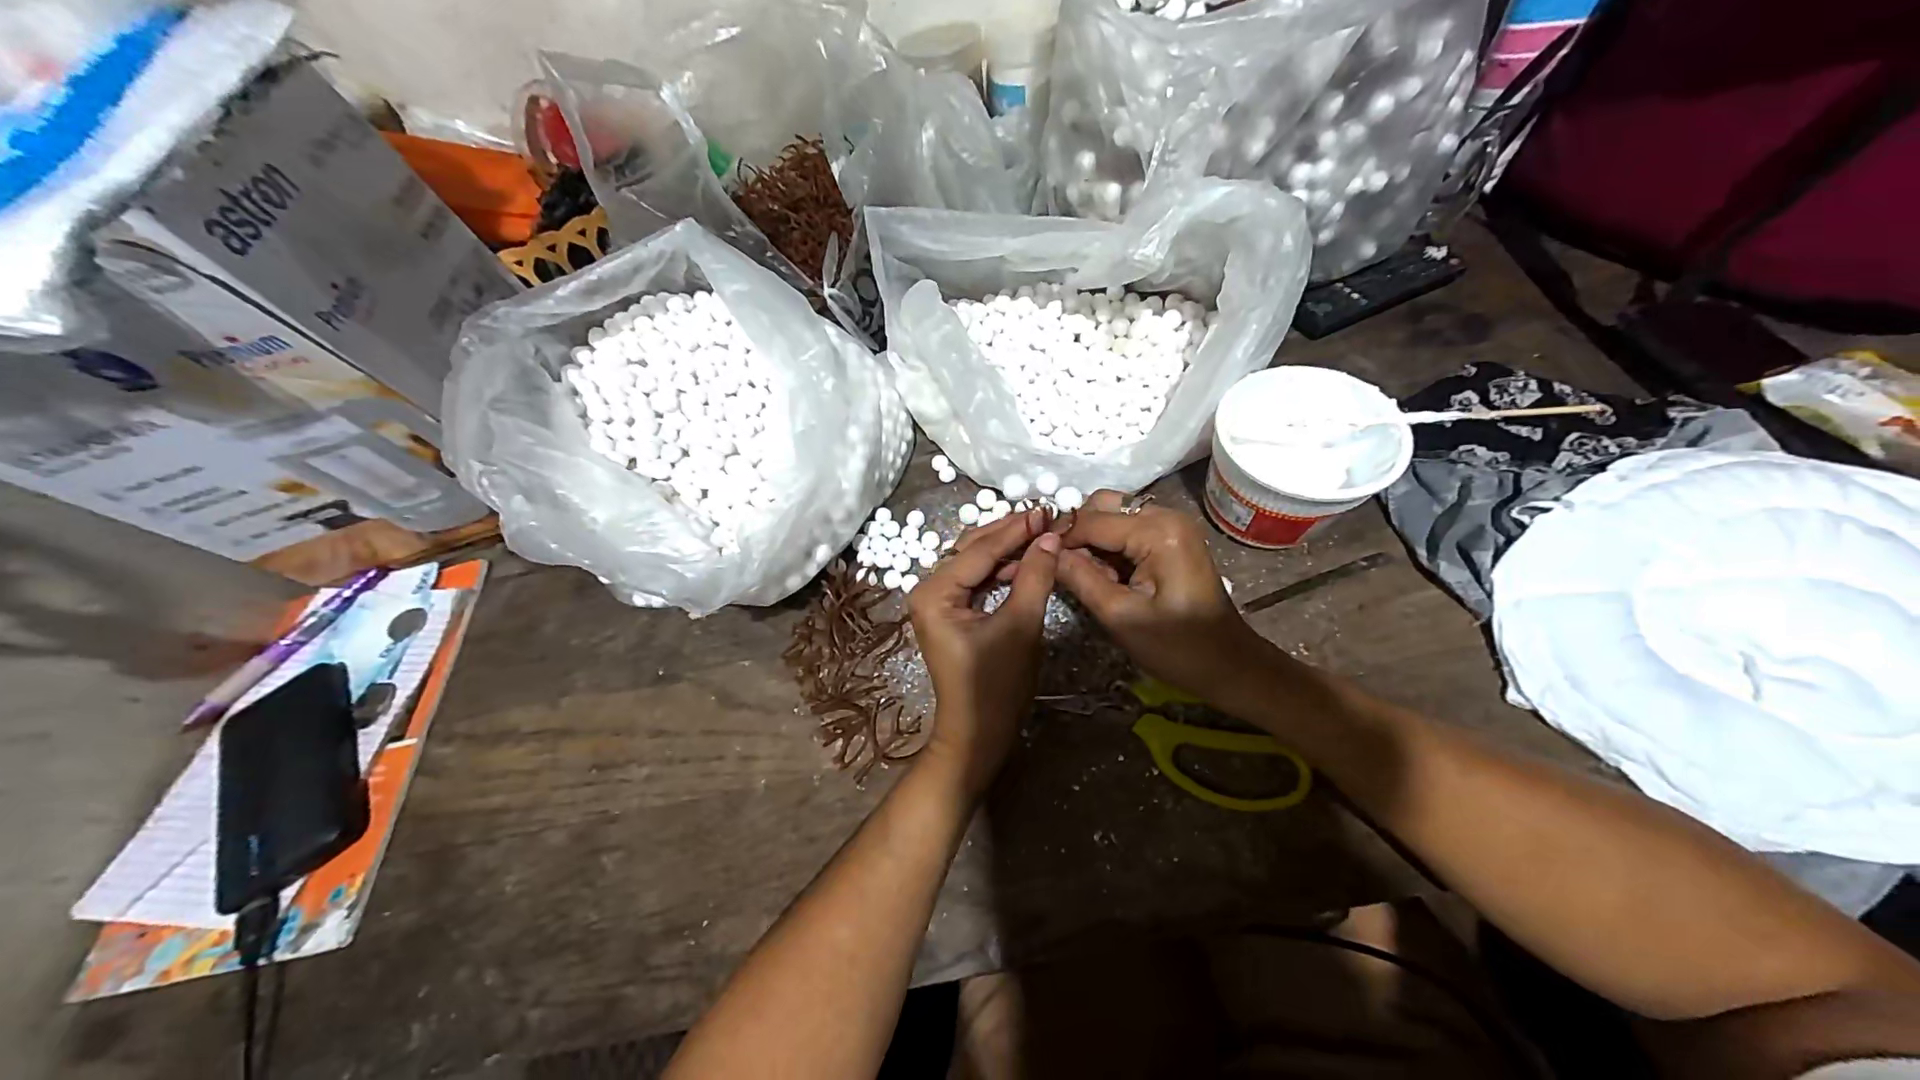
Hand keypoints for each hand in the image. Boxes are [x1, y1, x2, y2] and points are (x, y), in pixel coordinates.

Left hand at [908, 507, 1060, 798]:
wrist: (976, 734)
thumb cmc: (996, 685)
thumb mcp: (1020, 626)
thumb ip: (1034, 577)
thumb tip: (1051, 538)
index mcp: (934, 592)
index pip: (980, 549)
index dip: (1016, 529)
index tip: (1048, 510)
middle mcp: (927, 590)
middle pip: (972, 549)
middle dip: (1010, 534)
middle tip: (1048, 519)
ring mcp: (935, 602)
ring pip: (974, 563)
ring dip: (1007, 551)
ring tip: (1043, 537)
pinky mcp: (948, 614)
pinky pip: (975, 582)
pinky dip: (1000, 571)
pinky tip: (1025, 564)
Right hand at [1053, 490, 1274, 701]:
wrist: (1227, 664)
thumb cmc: (1176, 647)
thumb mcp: (1120, 616)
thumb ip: (1080, 578)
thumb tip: (1047, 552)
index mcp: (1158, 532)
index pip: (1092, 521)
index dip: (1061, 540)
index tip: (1038, 562)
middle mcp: (1166, 516)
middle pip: (1103, 505)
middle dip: (1077, 533)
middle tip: (1062, 569)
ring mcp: (1172, 524)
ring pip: (1113, 515)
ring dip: (1092, 540)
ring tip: (1084, 575)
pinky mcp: (1172, 537)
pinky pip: (1128, 529)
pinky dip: (1109, 545)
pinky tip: (1104, 574)